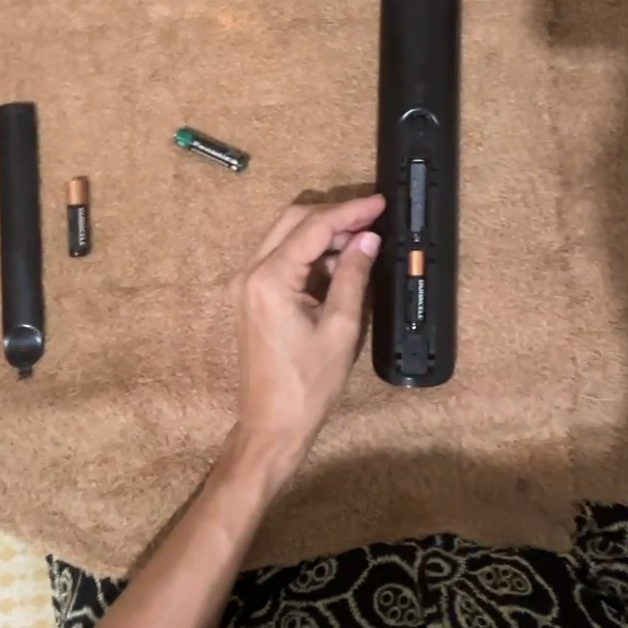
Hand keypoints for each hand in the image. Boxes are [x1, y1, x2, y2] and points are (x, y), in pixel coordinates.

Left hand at [225, 195, 385, 488]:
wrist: (272, 426)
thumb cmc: (308, 385)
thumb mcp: (341, 328)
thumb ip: (353, 276)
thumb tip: (369, 238)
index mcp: (269, 279)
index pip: (312, 227)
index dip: (350, 211)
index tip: (380, 202)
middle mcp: (250, 273)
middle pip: (293, 221)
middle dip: (334, 216)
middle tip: (373, 218)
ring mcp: (246, 284)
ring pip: (286, 237)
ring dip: (322, 234)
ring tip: (363, 240)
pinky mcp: (251, 297)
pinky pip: (282, 259)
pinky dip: (310, 254)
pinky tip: (340, 262)